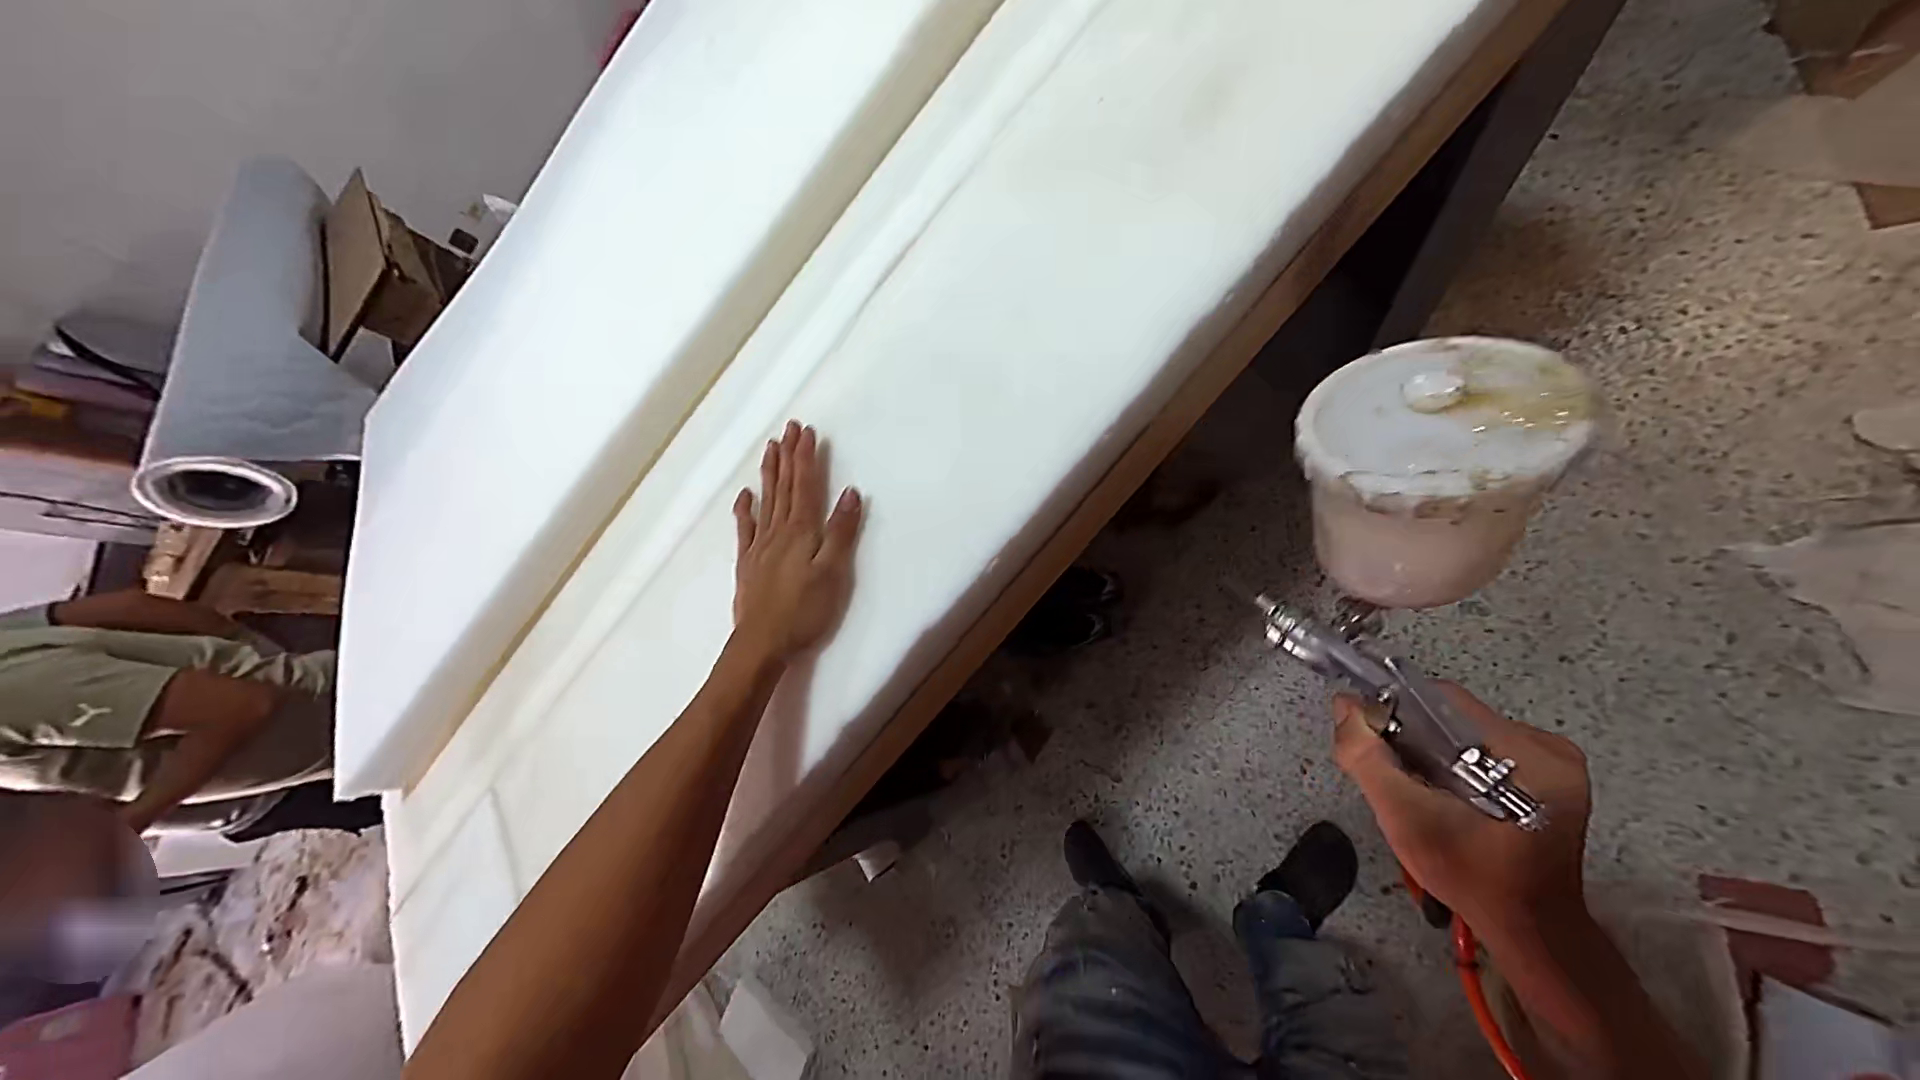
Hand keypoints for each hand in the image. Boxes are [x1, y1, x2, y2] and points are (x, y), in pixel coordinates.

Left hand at [731, 421, 862, 660]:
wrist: (761, 643)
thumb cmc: (804, 611)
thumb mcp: (834, 573)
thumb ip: (841, 533)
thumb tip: (851, 493)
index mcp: (802, 532)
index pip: (806, 486)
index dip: (807, 458)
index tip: (807, 432)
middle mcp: (778, 532)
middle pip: (785, 487)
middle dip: (789, 456)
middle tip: (789, 428)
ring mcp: (759, 546)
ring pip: (766, 501)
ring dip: (769, 473)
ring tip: (771, 448)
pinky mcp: (747, 563)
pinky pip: (745, 528)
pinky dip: (745, 509)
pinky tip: (745, 495)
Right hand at [1333, 683, 1590, 930]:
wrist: (1526, 931)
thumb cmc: (1469, 877)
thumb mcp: (1405, 818)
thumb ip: (1367, 758)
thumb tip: (1344, 704)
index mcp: (1530, 756)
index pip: (1443, 701)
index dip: (1396, 712)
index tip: (1372, 741)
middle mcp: (1549, 750)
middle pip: (1451, 715)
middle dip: (1412, 738)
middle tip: (1395, 775)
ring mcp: (1553, 763)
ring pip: (1460, 730)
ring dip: (1427, 750)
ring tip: (1417, 788)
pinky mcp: (1548, 777)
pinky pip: (1477, 746)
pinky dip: (1448, 761)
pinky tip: (1442, 793)